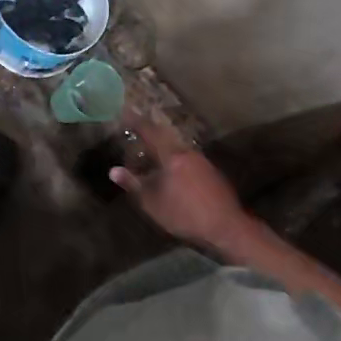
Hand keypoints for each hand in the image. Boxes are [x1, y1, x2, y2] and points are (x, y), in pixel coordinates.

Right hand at [109, 118, 250, 249]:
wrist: (227, 228)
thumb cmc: (184, 214)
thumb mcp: (152, 203)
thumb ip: (133, 184)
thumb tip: (113, 170)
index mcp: (172, 156)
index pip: (150, 133)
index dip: (136, 122)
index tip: (125, 112)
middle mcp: (188, 153)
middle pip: (166, 140)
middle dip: (150, 138)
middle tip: (137, 137)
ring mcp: (203, 163)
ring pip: (178, 151)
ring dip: (164, 152)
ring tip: (152, 159)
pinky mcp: (213, 174)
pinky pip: (188, 162)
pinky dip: (176, 163)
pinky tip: (172, 176)